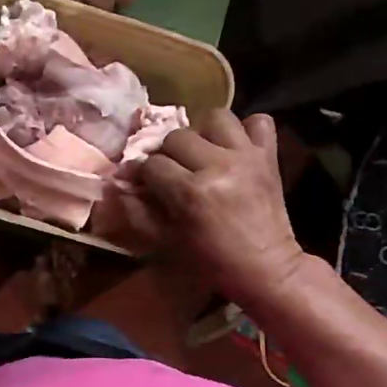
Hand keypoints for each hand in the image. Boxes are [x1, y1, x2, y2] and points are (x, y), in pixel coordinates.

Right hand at [132, 109, 307, 299]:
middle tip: (171, 171)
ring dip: (202, 133)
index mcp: (190, 192)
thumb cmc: (209, 261)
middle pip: (178, 136)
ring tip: (202, 153)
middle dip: (168, 153)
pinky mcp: (269, 156)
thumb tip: (118, 185)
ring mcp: (247, 156)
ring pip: (215, 118)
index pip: (152, 164)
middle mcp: (218, 166)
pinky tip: (233, 148)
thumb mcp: (164, 242)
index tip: (143, 184)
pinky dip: (244, 130)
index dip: (142, 173)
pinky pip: (259, 121)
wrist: (264, 269)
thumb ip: (136, 212)